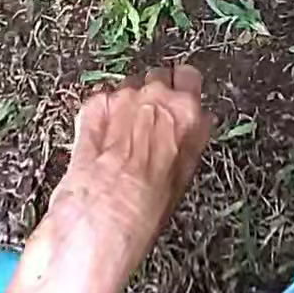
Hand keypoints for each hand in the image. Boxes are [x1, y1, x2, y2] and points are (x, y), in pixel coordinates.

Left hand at [40, 65, 210, 277]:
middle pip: (158, 78)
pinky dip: (102, 114)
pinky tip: (102, 142)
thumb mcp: (185, 174)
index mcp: (185, 111)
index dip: (183, 88)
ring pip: (130, 86)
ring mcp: (124, 96)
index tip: (179, 97)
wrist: (102, 216)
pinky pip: (104, 100)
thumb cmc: (146, 207)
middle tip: (149, 123)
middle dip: (154, 95)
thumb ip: (191, 136)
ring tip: (121, 139)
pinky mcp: (96, 103)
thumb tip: (196, 124)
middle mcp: (156, 95)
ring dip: (127, 104)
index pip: (190, 76)